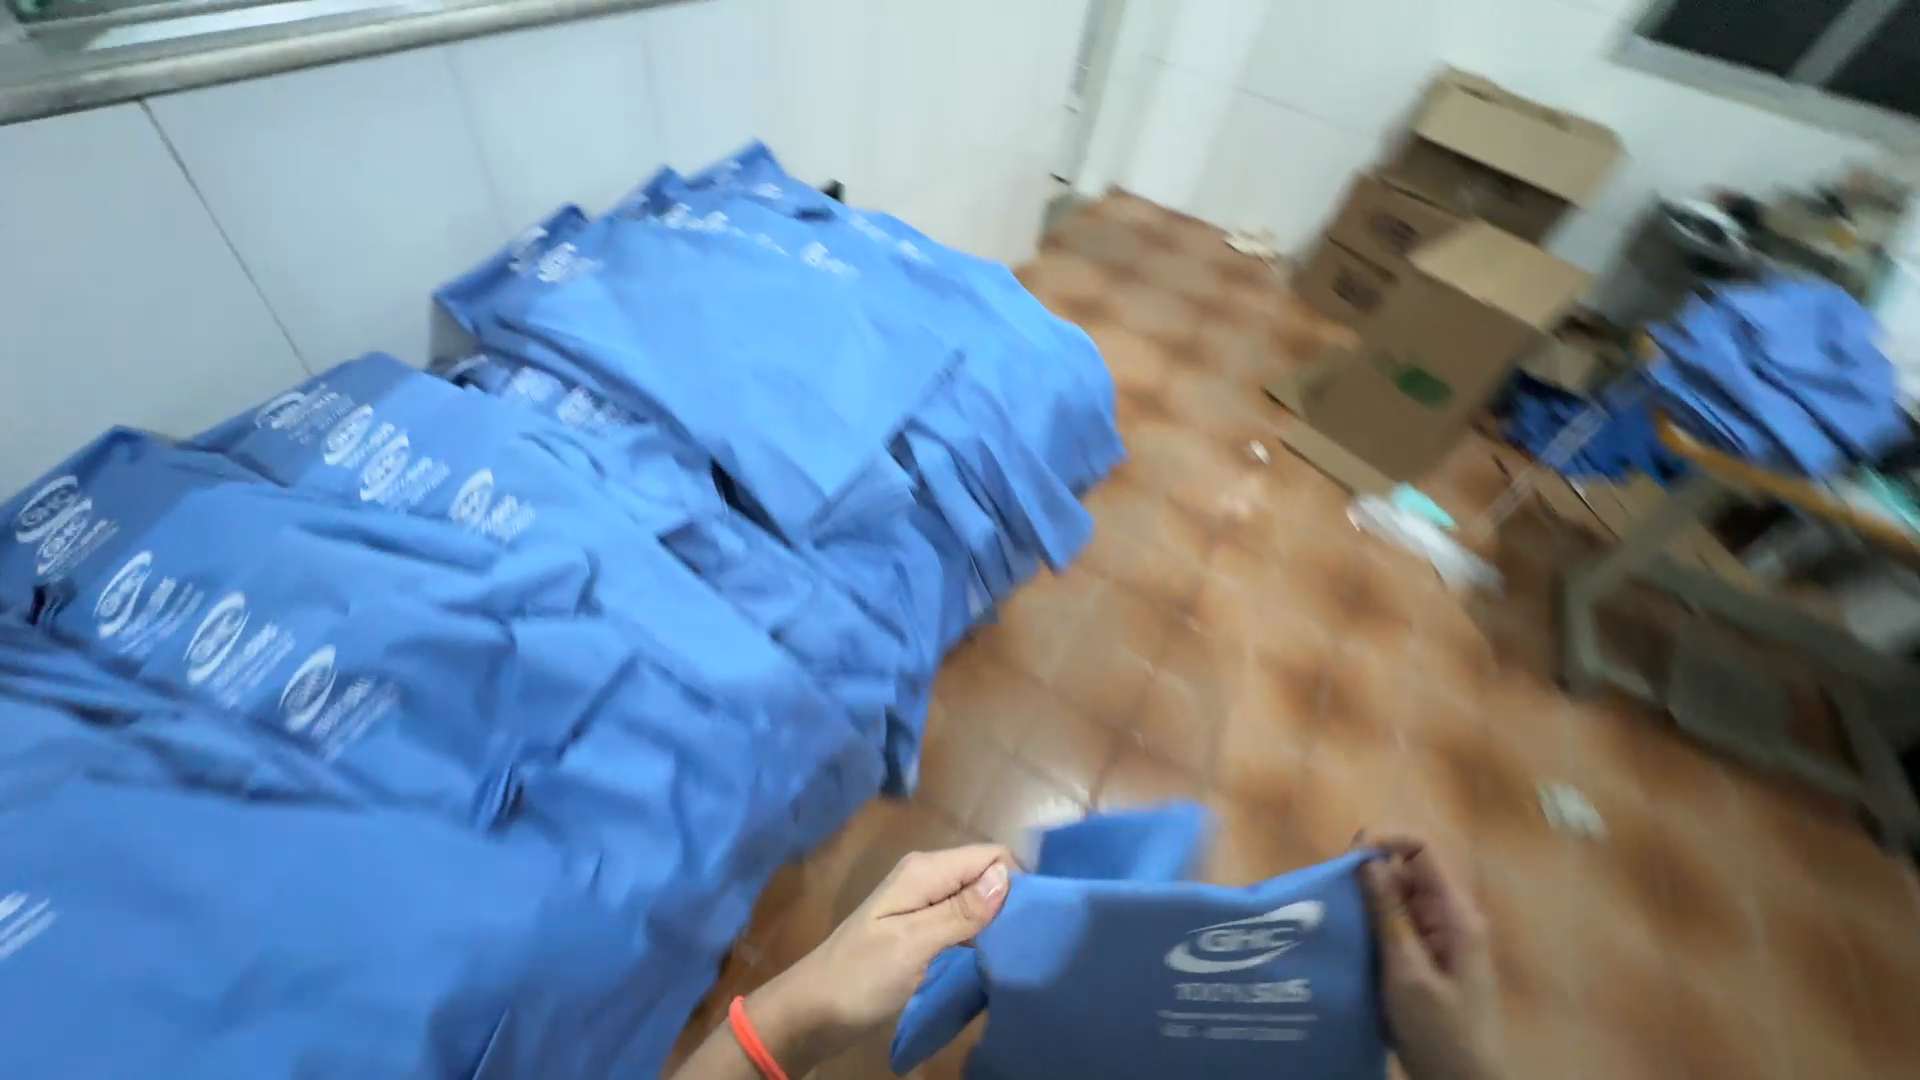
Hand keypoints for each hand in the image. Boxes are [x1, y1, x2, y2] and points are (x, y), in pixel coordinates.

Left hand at [730, 845, 1013, 1074]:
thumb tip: (1006, 876)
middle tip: (1031, 940)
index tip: (1037, 919)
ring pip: (974, 897)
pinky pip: (961, 919)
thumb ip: (960, 911)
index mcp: (925, 870)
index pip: (989, 855)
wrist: (810, 1012)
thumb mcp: (913, 945)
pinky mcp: (919, 929)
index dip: (1017, 880)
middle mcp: (926, 877)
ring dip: (996, 919)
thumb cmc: (860, 977)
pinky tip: (990, 957)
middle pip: (984, 874)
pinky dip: (978, 933)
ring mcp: (921, 903)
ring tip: (1018, 951)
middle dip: (1009, 899)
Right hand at [1355, 832, 1502, 1079]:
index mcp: (1454, 913)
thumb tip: (1367, 857)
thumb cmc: (1441, 1030)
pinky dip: (1367, 919)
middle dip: (1365, 873)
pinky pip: (1390, 918)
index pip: (1420, 849)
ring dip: (1363, 898)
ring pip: (1392, 893)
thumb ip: (1388, 913)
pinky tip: (1345, 933)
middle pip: (1401, 868)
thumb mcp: (1408, 971)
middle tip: (1334, 895)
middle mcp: (1446, 915)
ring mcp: (1434, 934)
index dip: (1384, 839)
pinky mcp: (1420, 952)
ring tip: (1334, 914)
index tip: (1347, 855)